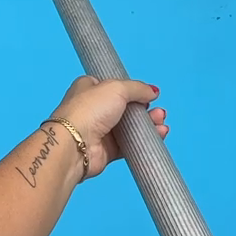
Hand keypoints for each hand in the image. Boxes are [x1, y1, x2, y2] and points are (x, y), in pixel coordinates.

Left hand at [49, 76, 167, 178]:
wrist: (74, 146)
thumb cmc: (88, 111)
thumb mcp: (116, 88)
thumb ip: (137, 88)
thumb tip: (152, 91)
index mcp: (89, 88)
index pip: (113, 86)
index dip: (131, 89)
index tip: (146, 93)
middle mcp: (93, 109)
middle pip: (125, 108)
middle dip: (145, 109)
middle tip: (158, 111)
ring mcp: (99, 131)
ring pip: (130, 127)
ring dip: (148, 124)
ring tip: (161, 122)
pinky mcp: (106, 150)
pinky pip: (130, 144)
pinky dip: (144, 140)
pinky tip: (159, 135)